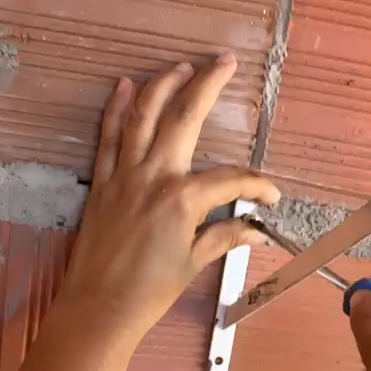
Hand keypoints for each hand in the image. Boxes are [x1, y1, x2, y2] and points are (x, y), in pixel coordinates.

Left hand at [54, 54, 281, 346]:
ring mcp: (124, 175)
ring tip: (181, 65)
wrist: (99, 308)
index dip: (258, 185)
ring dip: (162, 84)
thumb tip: (255, 230)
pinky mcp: (101, 183)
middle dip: (208, 84)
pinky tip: (125, 86)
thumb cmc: (149, 292)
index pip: (232, 178)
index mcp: (183, 199)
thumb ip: (224, 237)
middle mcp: (154, 176)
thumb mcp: (193, 264)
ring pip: (143, 116)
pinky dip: (116, 109)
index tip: (271, 197)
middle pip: (185, 117)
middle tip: (226, 62)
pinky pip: (108, 137)